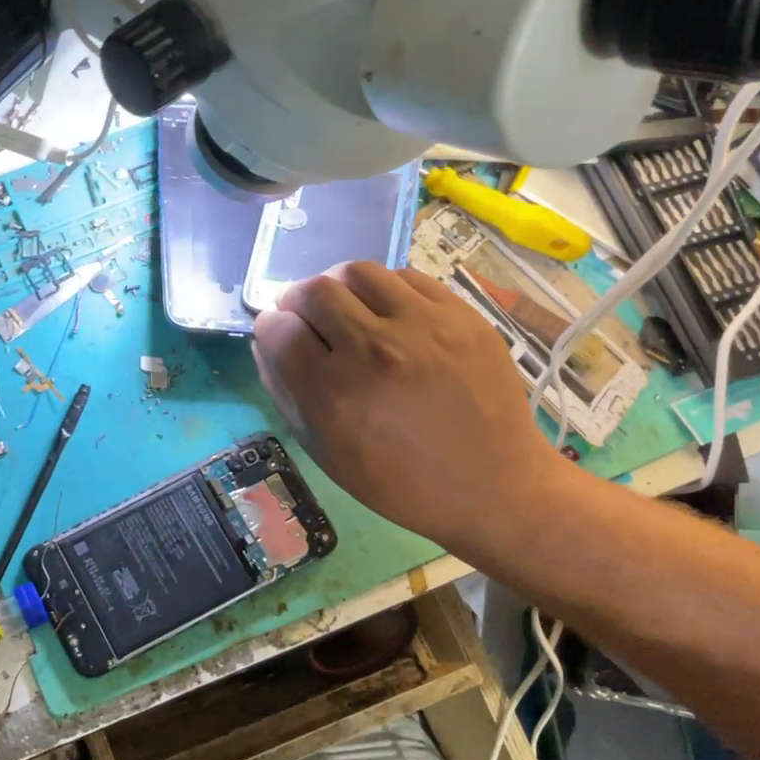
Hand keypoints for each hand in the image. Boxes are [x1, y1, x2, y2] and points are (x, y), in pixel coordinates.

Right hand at [252, 261, 578, 553]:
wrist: (493, 487)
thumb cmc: (397, 481)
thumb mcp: (323, 450)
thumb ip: (285, 392)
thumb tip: (266, 341)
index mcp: (334, 393)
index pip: (280, 330)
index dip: (270, 327)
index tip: (277, 334)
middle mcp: (375, 351)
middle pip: (315, 292)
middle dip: (297, 300)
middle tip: (303, 316)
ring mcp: (423, 327)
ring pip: (358, 272)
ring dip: (337, 285)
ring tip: (343, 306)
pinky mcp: (461, 316)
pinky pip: (405, 277)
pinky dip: (382, 289)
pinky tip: (385, 311)